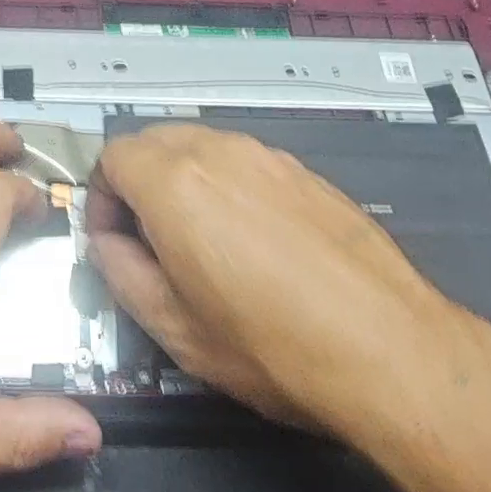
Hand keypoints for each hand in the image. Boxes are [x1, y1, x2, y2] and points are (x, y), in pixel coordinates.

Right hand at [86, 124, 490, 441]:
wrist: (390, 350)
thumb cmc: (271, 346)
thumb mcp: (172, 328)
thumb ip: (120, 272)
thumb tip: (110, 245)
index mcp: (175, 183)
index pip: (112, 157)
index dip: (100, 200)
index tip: (112, 243)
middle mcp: (220, 153)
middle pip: (154, 141)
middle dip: (136, 183)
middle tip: (147, 241)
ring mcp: (269, 158)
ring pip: (201, 147)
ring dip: (182, 181)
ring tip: (201, 243)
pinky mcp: (307, 173)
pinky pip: (245, 164)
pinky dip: (227, 186)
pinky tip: (253, 243)